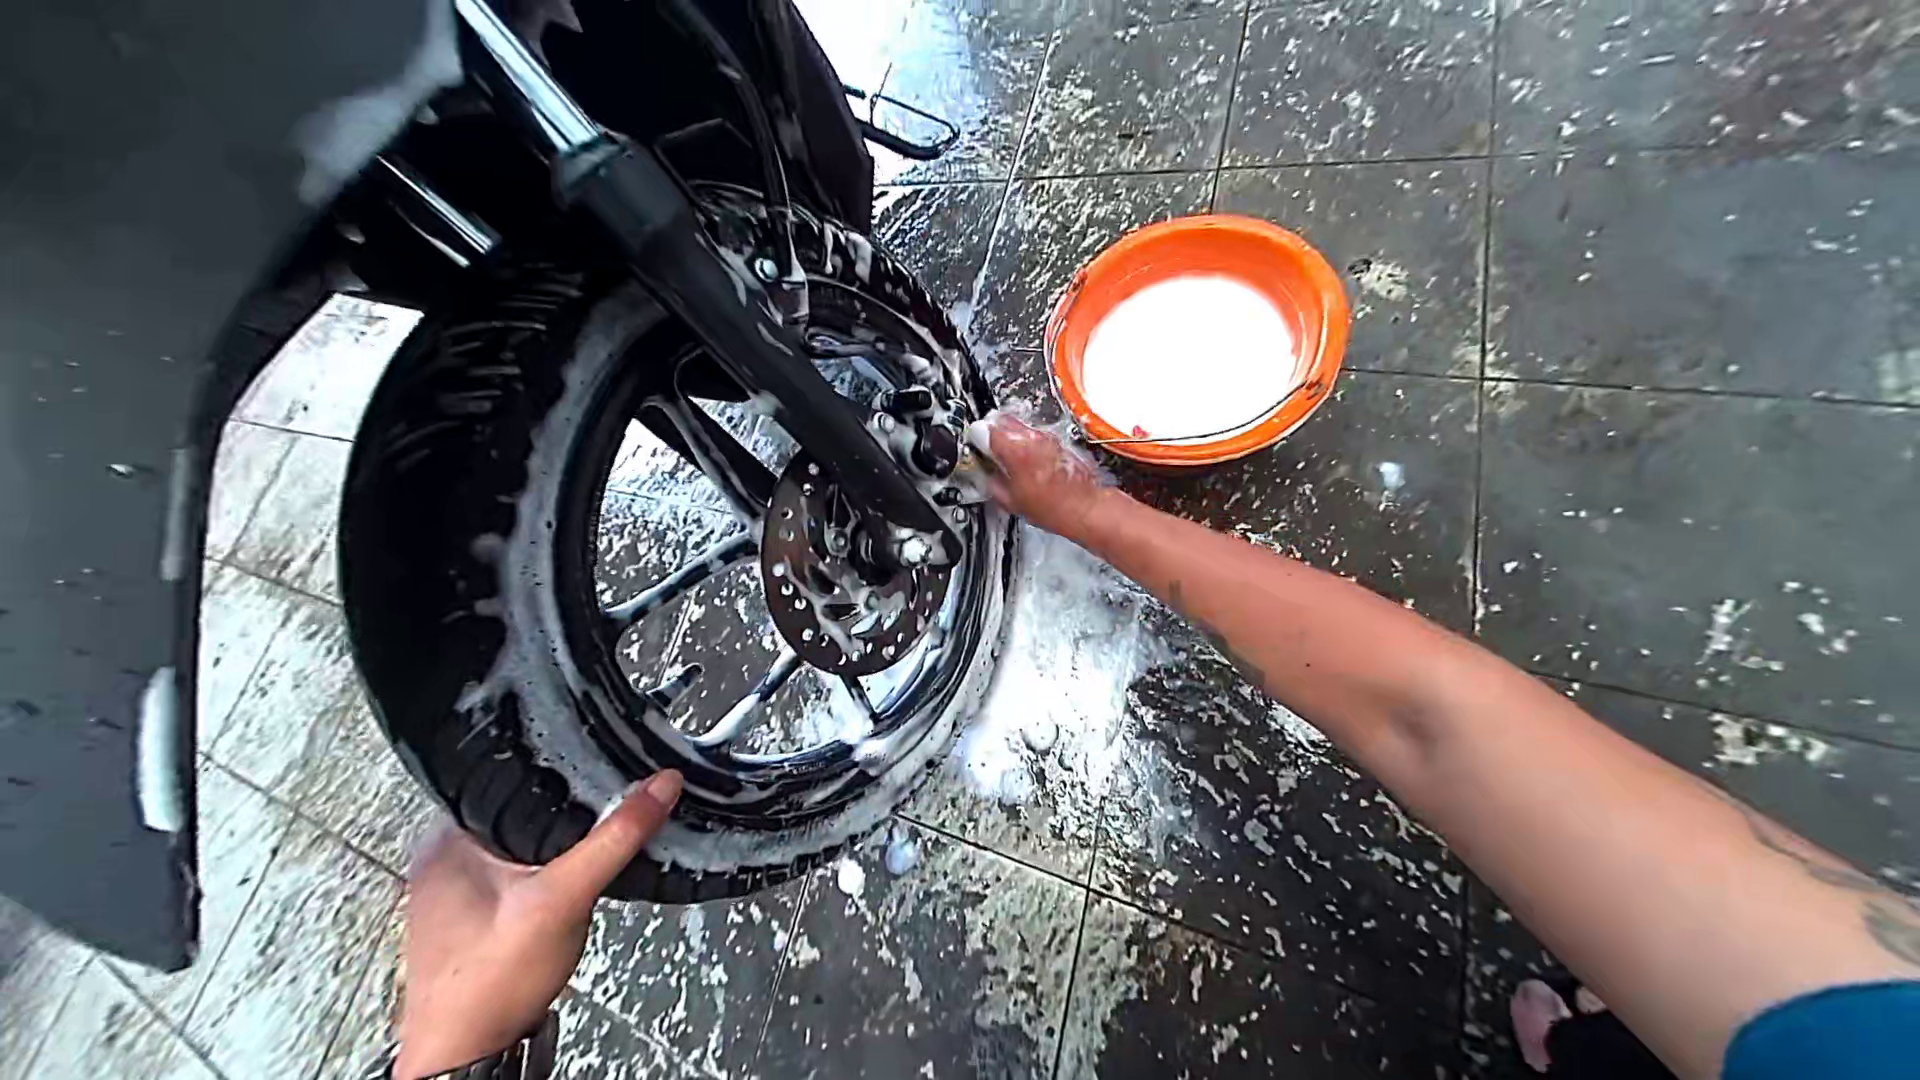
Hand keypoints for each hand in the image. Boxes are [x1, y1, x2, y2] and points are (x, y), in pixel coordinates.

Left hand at [393, 771, 682, 1078]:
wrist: (472, 1059)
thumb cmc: (493, 982)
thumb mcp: (564, 897)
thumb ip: (614, 838)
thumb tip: (662, 784)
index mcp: (447, 843)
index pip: (508, 775)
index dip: (558, 761)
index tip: (602, 751)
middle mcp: (448, 859)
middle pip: (523, 803)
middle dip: (569, 795)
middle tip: (615, 781)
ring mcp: (463, 888)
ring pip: (529, 833)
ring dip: (566, 827)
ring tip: (607, 812)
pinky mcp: (483, 911)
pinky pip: (528, 860)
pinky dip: (558, 854)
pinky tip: (582, 859)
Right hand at [978, 413, 1111, 538]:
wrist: (1083, 508)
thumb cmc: (1052, 507)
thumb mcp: (1010, 501)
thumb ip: (992, 482)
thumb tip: (986, 475)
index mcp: (1015, 451)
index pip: (985, 430)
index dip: (975, 437)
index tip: (974, 444)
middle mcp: (1032, 438)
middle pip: (1002, 420)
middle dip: (991, 431)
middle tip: (987, 446)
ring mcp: (1047, 437)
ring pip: (1019, 425)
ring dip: (1009, 435)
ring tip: (1007, 455)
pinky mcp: (1058, 441)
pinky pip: (1035, 434)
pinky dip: (1026, 441)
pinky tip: (1026, 459)